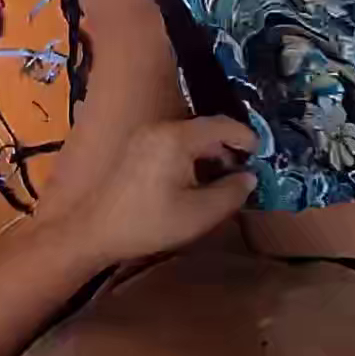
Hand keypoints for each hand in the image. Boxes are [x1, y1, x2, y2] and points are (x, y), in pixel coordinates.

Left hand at [48, 117, 258, 266]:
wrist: (93, 230)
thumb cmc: (149, 222)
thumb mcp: (199, 214)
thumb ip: (231, 193)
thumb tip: (249, 177)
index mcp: (177, 137)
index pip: (221, 125)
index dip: (246, 137)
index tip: (262, 154)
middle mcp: (160, 128)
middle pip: (204, 129)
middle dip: (228, 148)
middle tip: (244, 170)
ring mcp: (144, 137)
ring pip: (188, 137)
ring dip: (209, 153)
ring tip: (223, 178)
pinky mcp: (134, 149)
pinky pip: (172, 143)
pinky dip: (190, 156)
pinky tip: (195, 180)